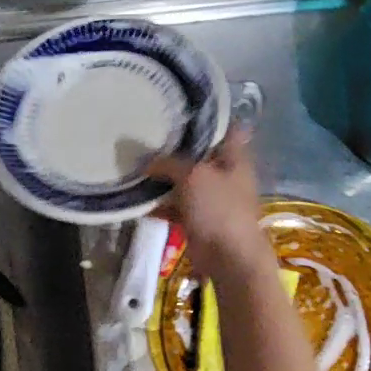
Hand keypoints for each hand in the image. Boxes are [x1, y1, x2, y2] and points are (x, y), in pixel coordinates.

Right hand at [149, 129, 271, 280]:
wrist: (228, 255)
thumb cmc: (218, 208)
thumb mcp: (193, 175)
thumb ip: (169, 163)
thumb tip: (146, 162)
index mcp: (233, 158)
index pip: (226, 129)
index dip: (208, 120)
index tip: (181, 114)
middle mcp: (224, 174)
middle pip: (199, 156)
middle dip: (175, 150)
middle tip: (147, 139)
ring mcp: (210, 198)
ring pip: (183, 182)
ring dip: (162, 178)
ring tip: (136, 167)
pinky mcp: (197, 219)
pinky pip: (174, 206)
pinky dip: (158, 205)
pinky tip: (137, 200)